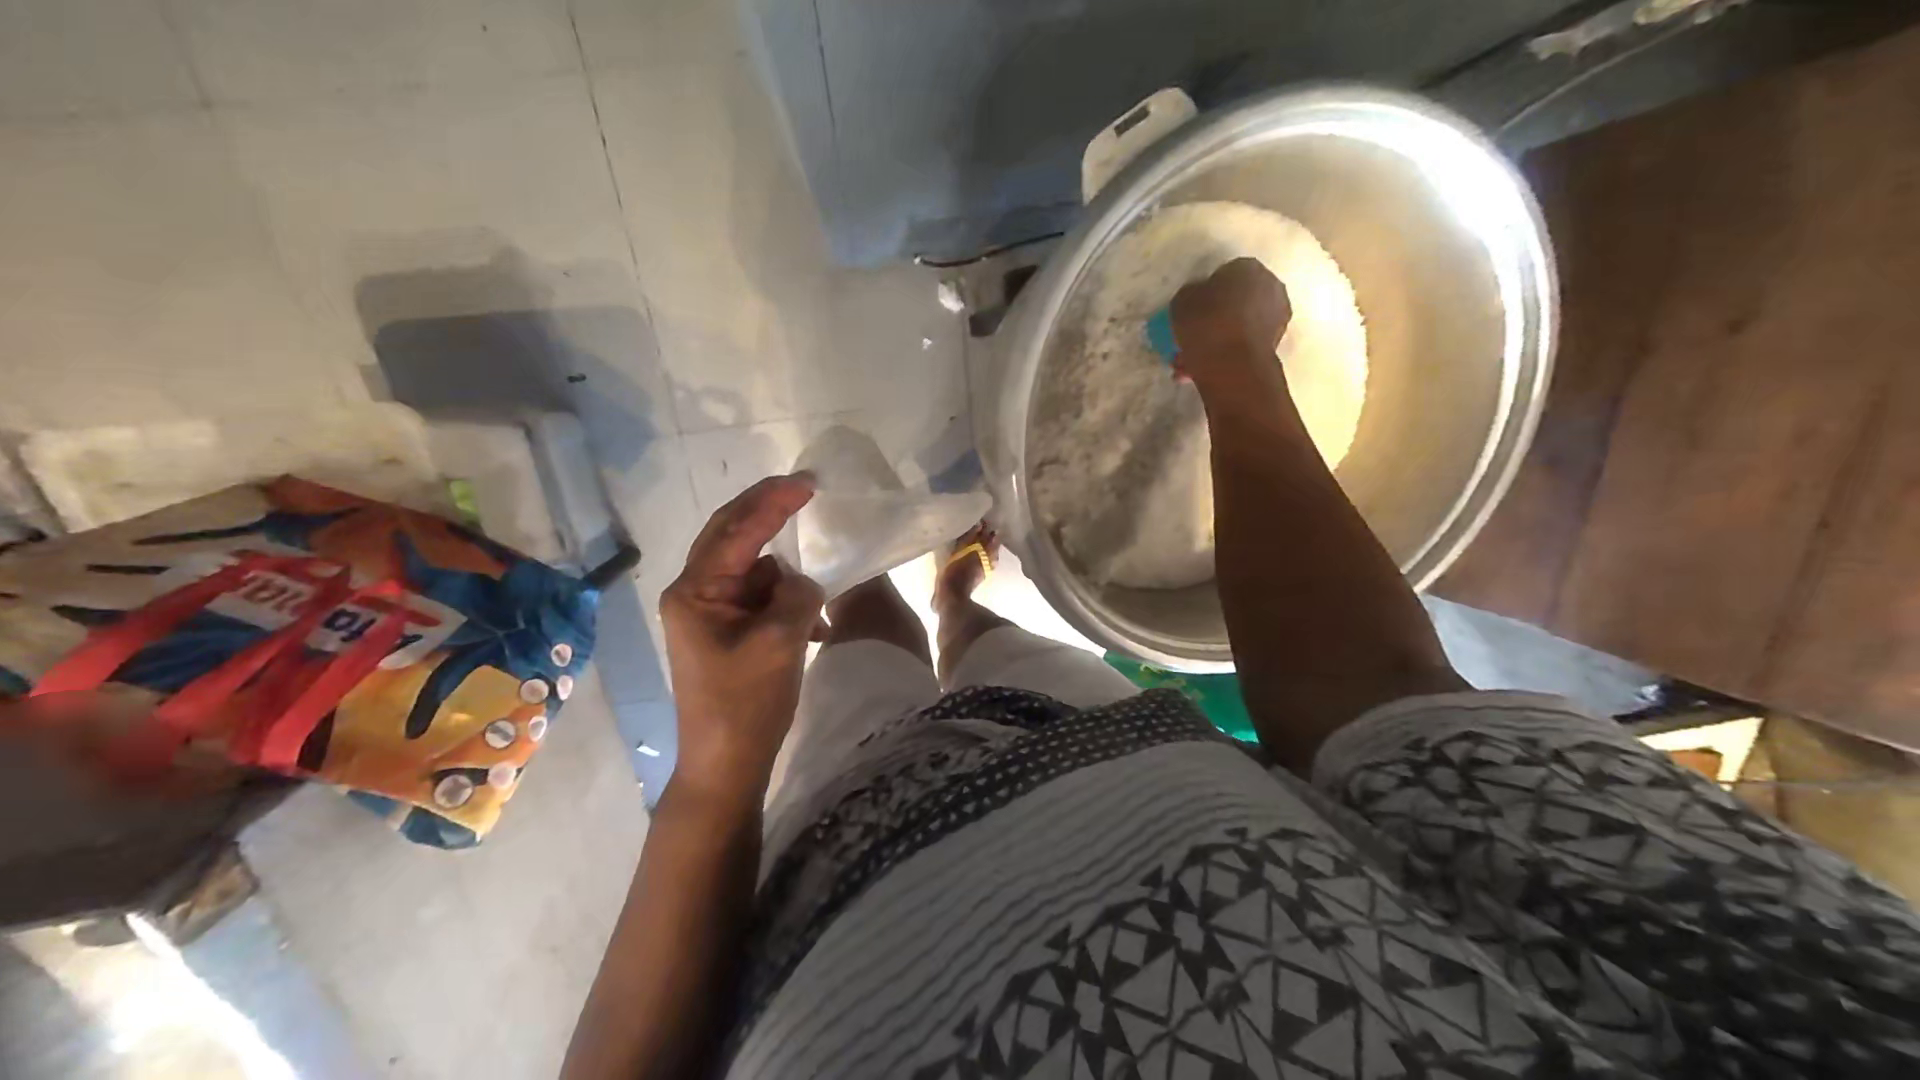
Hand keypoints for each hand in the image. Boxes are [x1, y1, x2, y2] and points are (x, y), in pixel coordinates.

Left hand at [660, 474, 823, 798]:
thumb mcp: (780, 643)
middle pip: (734, 537)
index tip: (807, 483)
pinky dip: (787, 605)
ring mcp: (709, 613)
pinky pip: (761, 599)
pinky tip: (811, 631)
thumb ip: (797, 595)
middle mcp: (695, 593)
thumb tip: (802, 581)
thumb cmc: (746, 705)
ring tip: (813, 613)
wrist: (726, 765)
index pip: (737, 530)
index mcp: (695, 591)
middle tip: (805, 490)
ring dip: (787, 581)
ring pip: (754, 572)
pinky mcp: (726, 631)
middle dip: (769, 515)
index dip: (772, 502)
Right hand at [1169, 257, 1291, 389]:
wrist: (1232, 364)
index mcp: (1248, 267)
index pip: (1225, 273)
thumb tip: (1196, 299)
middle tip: (1195, 332)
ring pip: (1240, 325)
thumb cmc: (1206, 323)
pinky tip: (1205, 366)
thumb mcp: (1182, 302)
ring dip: (1220, 337)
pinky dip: (1228, 352)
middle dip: (1217, 315)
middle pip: (1236, 300)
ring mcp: (1277, 316)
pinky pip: (1244, 344)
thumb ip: (1191, 295)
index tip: (1193, 309)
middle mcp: (1270, 286)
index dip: (1207, 292)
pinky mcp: (1275, 344)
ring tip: (1194, 358)